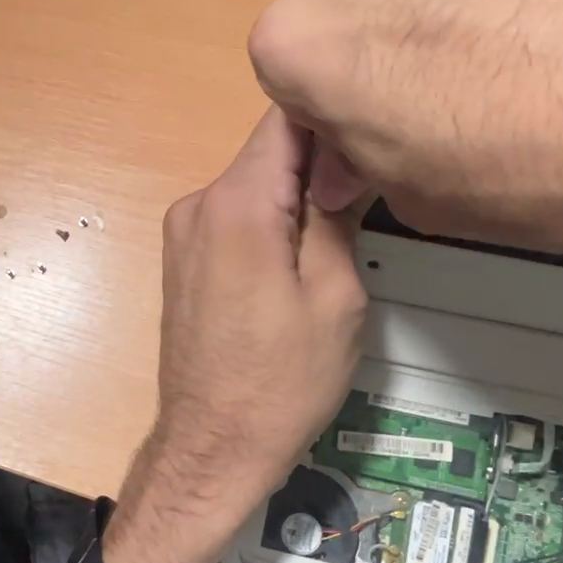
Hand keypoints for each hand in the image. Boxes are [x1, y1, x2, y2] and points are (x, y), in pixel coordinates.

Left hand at [103, 108, 367, 562]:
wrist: (211, 446)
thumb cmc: (282, 382)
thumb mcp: (335, 297)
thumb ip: (336, 213)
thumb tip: (346, 157)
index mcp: (235, 203)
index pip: (287, 116)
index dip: (337, 117)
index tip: (379, 139)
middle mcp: (197, 203)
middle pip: (269, 149)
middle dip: (322, 161)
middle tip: (374, 196)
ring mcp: (183, 231)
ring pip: (254, 182)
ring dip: (298, 194)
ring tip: (343, 234)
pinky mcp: (183, 259)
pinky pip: (235, 215)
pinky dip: (270, 220)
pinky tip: (299, 258)